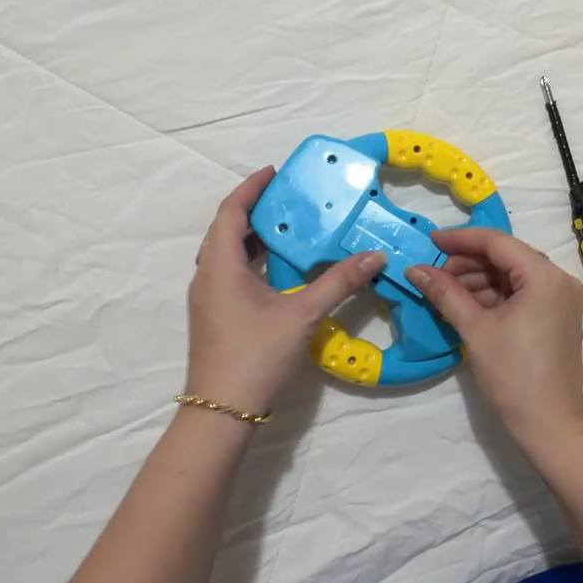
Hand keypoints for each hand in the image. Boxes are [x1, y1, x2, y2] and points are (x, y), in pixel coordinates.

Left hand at [186, 167, 384, 412]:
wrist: (222, 409)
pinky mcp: (214, 314)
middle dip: (254, 209)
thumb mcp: (302, 314)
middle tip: (287, 198)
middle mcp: (207, 275)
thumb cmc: (256, 354)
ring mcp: (208, 297)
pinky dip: (251, 258)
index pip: (231, 212)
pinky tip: (278, 268)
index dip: (251, 188)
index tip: (274, 172)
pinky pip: (228, 270)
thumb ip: (339, 282)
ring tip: (287, 227)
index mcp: (220, 266)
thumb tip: (374, 255)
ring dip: (252, 235)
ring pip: (226, 252)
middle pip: (226, 229)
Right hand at [407, 228, 582, 442]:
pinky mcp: (556, 315)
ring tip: (444, 294)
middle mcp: (559, 279)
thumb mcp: (475, 329)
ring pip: (512, 275)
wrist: (549, 424)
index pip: (497, 242)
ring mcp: (560, 298)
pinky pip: (521, 293)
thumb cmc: (514, 375)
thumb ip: (445, 293)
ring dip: (478, 281)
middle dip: (467, 264)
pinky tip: (465, 306)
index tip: (429, 242)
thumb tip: (416, 269)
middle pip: (506, 257)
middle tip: (433, 275)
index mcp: (545, 276)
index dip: (460, 239)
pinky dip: (493, 296)